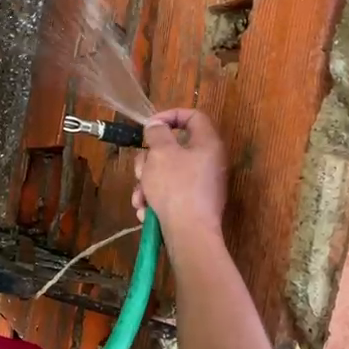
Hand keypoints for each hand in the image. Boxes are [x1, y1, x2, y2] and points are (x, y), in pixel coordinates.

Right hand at [130, 109, 227, 238]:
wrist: (189, 233)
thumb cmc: (176, 187)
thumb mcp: (160, 153)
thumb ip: (157, 133)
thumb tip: (157, 126)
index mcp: (207, 144)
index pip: (193, 116)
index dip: (169, 115)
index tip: (149, 126)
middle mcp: (208, 161)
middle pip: (173, 147)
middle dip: (149, 159)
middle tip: (141, 169)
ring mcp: (201, 183)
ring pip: (166, 171)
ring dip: (147, 182)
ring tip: (140, 198)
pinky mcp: (192, 202)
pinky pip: (169, 191)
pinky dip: (155, 197)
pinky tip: (146, 210)